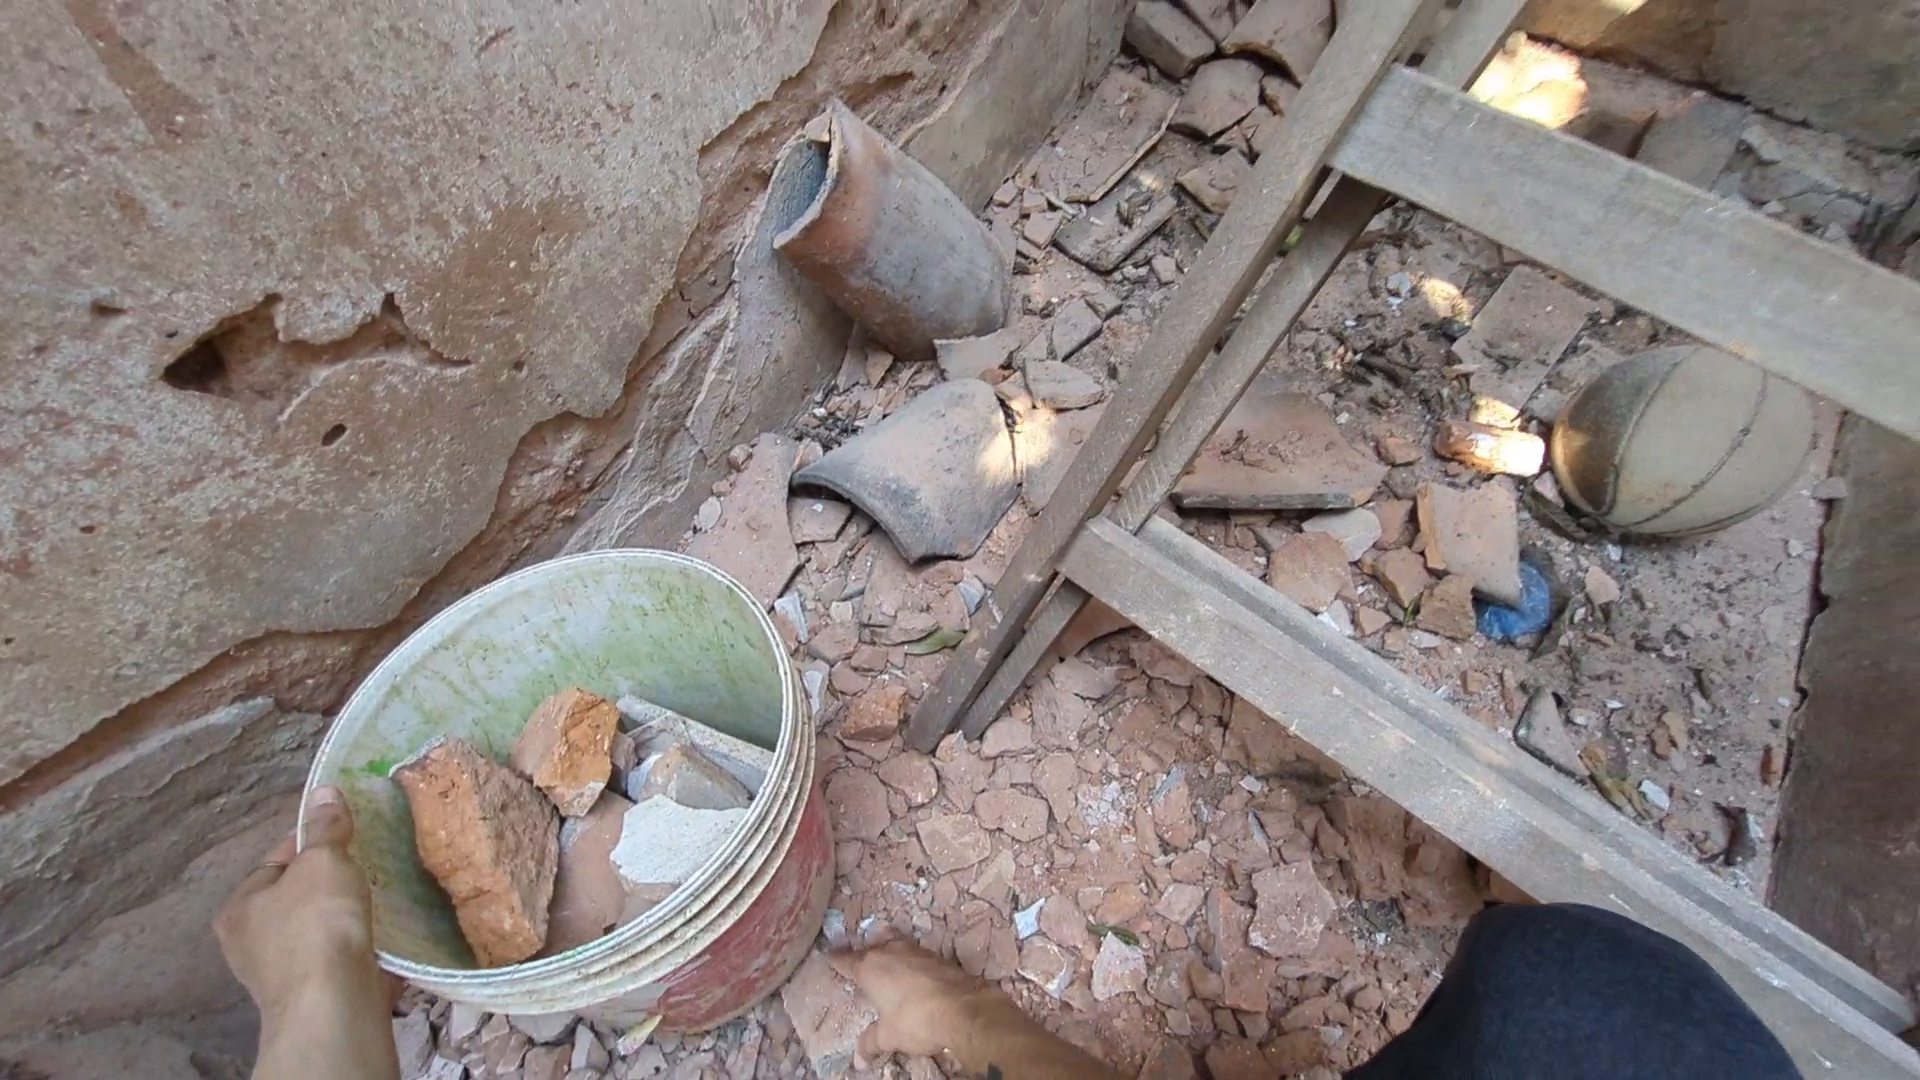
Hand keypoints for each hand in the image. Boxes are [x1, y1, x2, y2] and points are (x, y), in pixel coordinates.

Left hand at [216, 786, 380, 1019]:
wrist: (332, 995)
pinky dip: (355, 928)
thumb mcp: (324, 861)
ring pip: (319, 915)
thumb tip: (325, 790)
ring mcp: (279, 963)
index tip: (355, 831)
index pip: (280, 856)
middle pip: (300, 887)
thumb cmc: (317, 922)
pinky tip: (379, 920)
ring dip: (348, 902)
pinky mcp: (311, 980)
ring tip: (382, 886)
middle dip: (336, 873)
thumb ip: (326, 827)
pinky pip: (335, 940)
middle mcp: (249, 936)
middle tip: (373, 857)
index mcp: (239, 906)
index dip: (318, 838)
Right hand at [829, 941, 1001, 1062]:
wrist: (960, 1006)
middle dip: (864, 954)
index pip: (848, 961)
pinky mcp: (935, 955)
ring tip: (884, 962)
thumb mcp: (888, 1035)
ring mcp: (914, 950)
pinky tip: (911, 972)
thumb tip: (858, 1059)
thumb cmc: (915, 1019)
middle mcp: (890, 951)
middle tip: (858, 961)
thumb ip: (871, 1043)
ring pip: (894, 944)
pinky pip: (913, 953)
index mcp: (872, 967)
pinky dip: (908, 960)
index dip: (837, 960)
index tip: (828, 955)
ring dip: (888, 951)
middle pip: (872, 948)